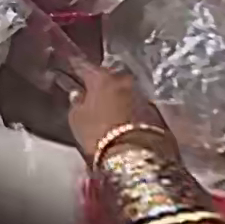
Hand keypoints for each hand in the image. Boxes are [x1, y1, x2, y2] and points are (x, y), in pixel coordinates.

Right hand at [47, 25, 173, 161]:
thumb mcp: (76, 119)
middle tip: (90, 90)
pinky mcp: (154, 110)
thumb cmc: (98, 136)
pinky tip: (122, 118)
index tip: (69, 64)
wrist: (136, 159)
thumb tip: (78, 94)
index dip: (75, 65)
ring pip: (123, 89)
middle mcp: (122, 79)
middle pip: (107, 75)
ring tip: (107, 107)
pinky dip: (128, 107)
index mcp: (100, 76)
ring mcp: (140, 93)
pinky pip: (135, 103)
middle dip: (100, 81)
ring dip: (116, 95)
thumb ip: (76, 102)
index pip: (84, 65)